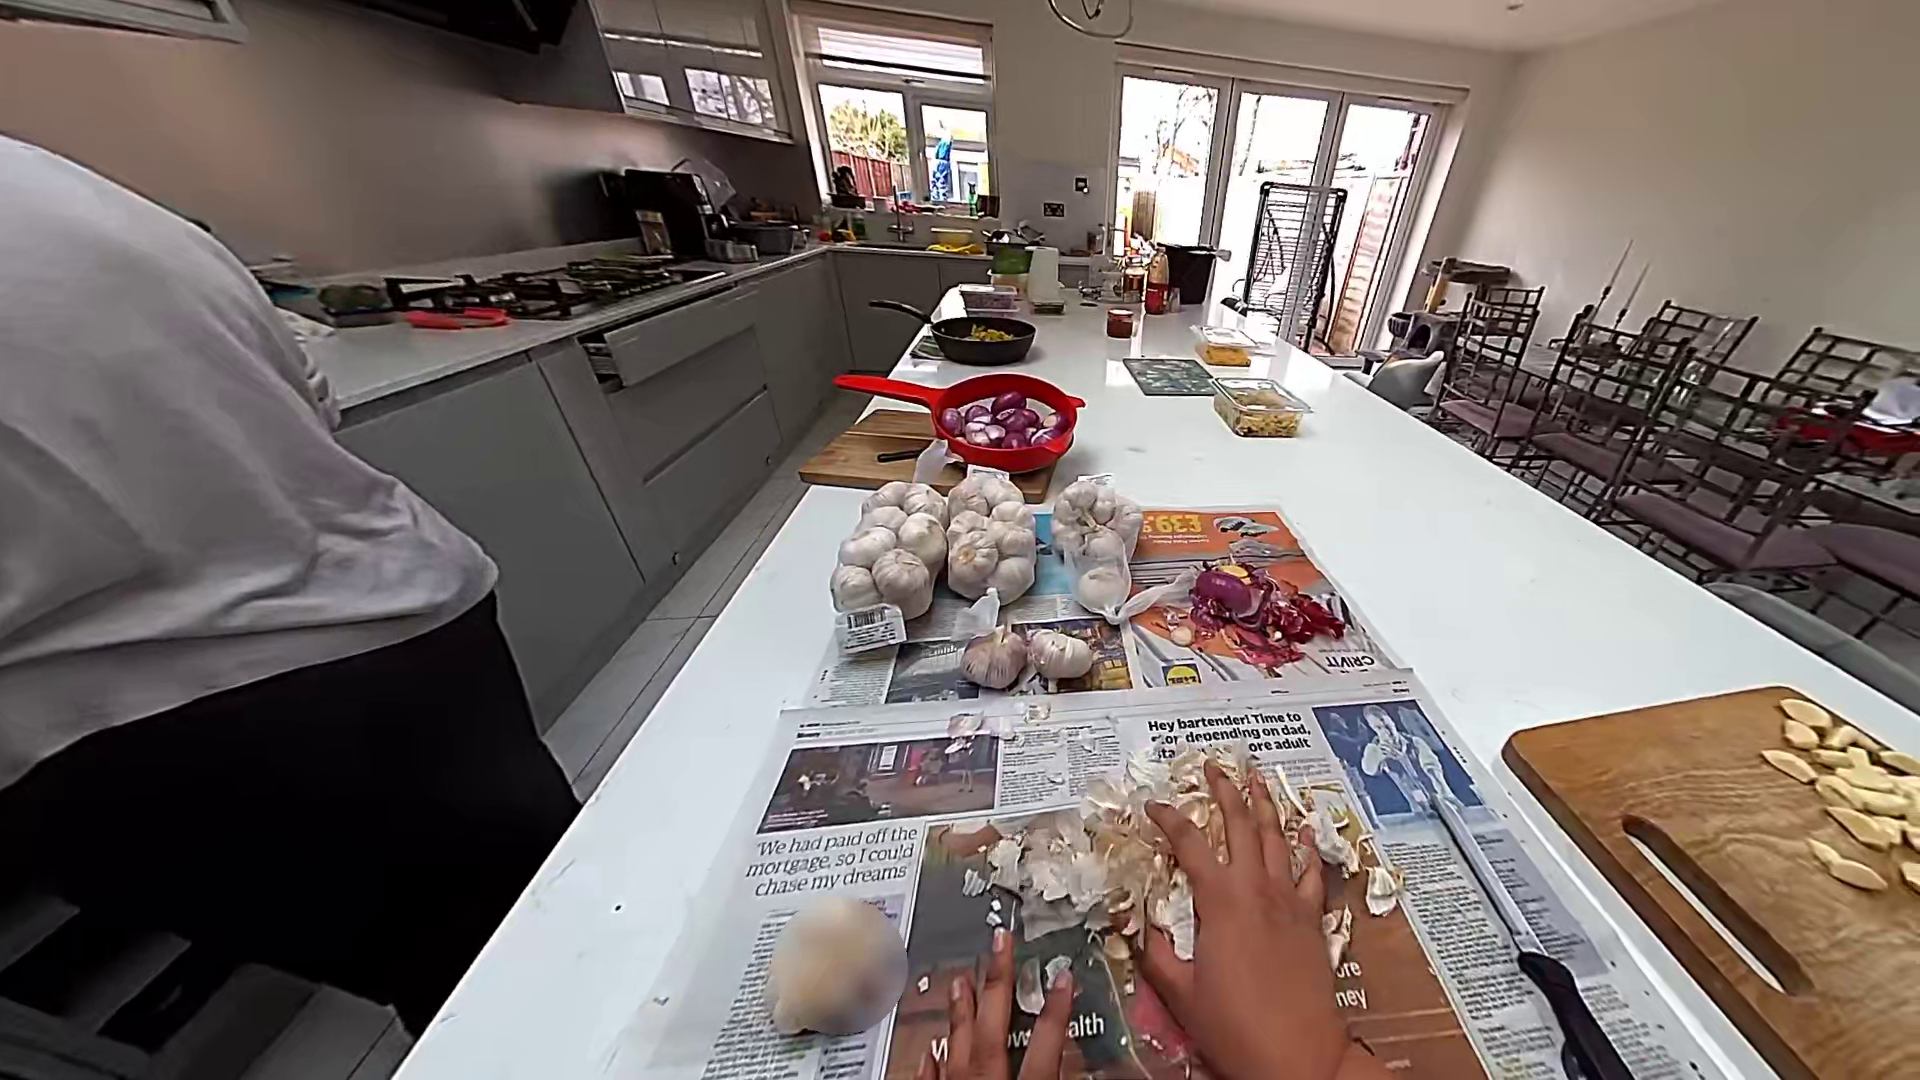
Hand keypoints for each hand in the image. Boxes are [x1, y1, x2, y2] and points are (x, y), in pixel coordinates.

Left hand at [920, 927, 1073, 1079]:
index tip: (1063, 975)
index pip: (1045, 1045)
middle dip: (997, 980)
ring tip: (960, 980)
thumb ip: (1067, 1078)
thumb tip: (1096, 1071)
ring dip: (960, 1013)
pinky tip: (929, 1049)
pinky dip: (932, 1065)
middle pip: (992, 1028)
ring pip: (958, 1046)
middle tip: (999, 938)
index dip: (1056, 1009)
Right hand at [1140, 762, 1388, 1079]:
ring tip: (1256, 778)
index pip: (1186, 840)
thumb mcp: (1178, 990)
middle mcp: (1254, 887)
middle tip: (1214, 766)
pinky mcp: (1312, 920)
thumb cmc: (1234, 1026)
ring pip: (1276, 838)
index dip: (1166, 817)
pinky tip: (1303, 830)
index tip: (1152, 805)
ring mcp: (1288, 900)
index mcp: (1219, 898)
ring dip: (1264, 805)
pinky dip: (1307, 849)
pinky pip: (1310, 874)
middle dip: (1224, 790)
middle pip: (1238, 823)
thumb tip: (1125, 916)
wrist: (1303, 1065)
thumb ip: (1150, 948)